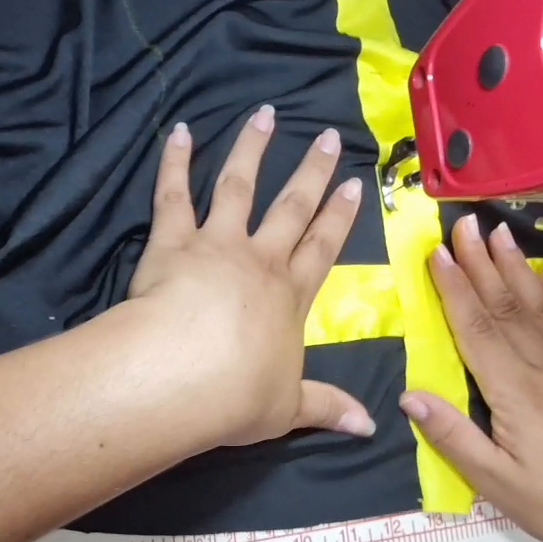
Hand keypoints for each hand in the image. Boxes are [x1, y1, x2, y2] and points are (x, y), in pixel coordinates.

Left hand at [127, 105, 373, 447]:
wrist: (185, 374)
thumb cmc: (239, 394)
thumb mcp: (289, 407)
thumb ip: (326, 408)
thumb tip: (370, 427)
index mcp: (291, 295)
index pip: (323, 248)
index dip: (340, 217)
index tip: (354, 185)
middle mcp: (259, 259)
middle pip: (292, 207)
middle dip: (312, 172)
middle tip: (328, 137)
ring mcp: (216, 243)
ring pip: (238, 185)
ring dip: (252, 149)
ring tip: (265, 114)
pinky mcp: (172, 240)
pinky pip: (173, 193)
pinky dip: (176, 160)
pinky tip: (181, 131)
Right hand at [400, 215, 542, 541]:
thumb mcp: (495, 482)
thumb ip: (452, 437)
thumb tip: (409, 396)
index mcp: (515, 392)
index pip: (476, 328)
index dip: (454, 288)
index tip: (438, 253)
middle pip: (505, 305)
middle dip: (480, 262)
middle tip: (463, 223)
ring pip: (538, 306)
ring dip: (515, 267)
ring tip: (500, 232)